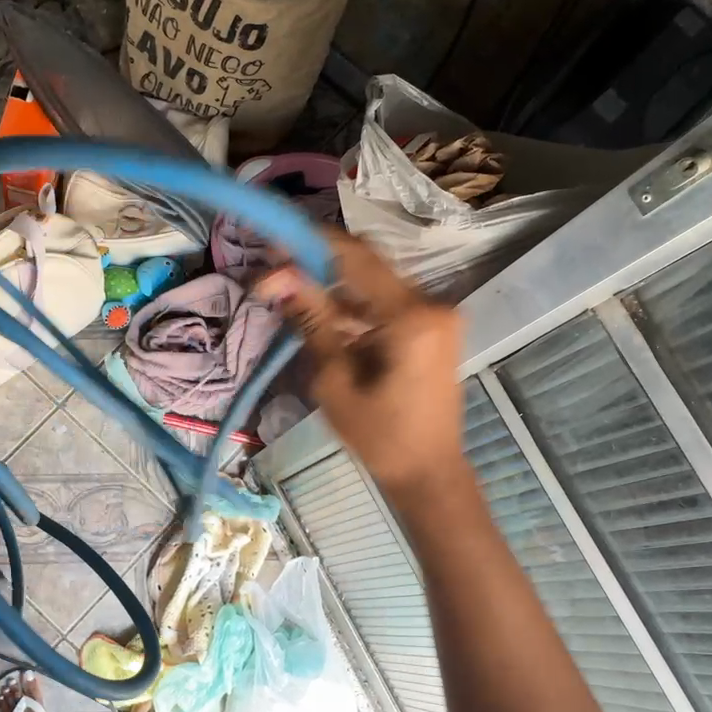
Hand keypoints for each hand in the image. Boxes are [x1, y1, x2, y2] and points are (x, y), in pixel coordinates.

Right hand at [257, 231, 467, 499]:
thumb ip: (312, 323)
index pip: (358, 259)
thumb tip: (279, 279)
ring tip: (288, 297)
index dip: (313, 244)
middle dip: (318, 266)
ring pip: (374, 287)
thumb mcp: (336, 381)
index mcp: (412, 316)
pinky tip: (320, 319)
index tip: (276, 239)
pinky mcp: (432, 330)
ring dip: (333, 290)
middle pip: (367, 268)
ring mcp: (437, 316)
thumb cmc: (380, 436)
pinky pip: (386, 307)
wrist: (429, 472)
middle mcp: (432, 304)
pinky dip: (353, 310)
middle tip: (275, 275)